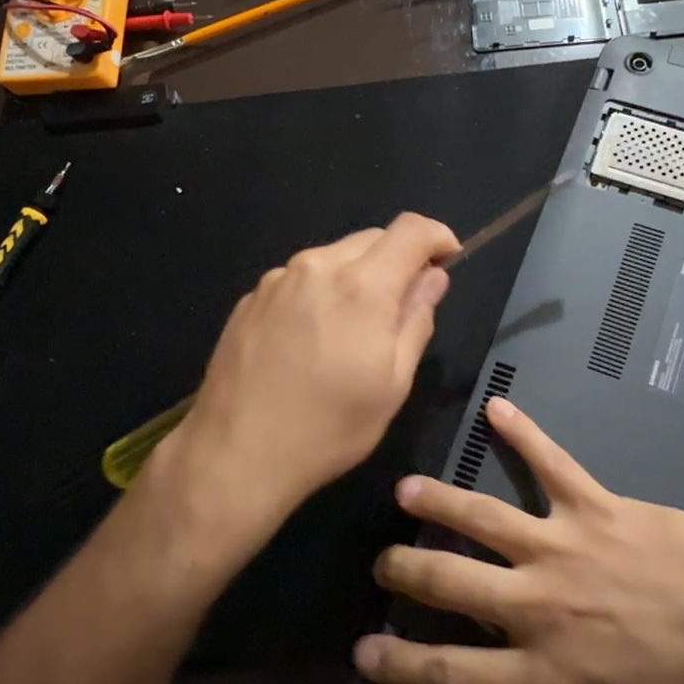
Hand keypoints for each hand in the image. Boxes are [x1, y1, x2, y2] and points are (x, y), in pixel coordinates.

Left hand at [157, 213, 459, 525]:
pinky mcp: (250, 298)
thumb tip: (433, 279)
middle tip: (402, 310)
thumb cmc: (328, 427)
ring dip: (357, 277)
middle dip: (398, 261)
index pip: (411, 229)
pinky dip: (321, 293)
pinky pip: (300, 279)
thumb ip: (416, 319)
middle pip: (372, 239)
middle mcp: (317, 267)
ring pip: (334, 257)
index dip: (438, 236)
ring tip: (352, 333)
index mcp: (361, 285)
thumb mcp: (392, 383)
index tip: (448, 260)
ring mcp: (277, 280)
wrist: (235, 454)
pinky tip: (311, 342)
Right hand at [356, 398, 683, 683]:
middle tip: (380, 564)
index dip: (398, 664)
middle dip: (405, 572)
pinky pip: (554, 464)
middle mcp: (538, 609)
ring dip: (440, 502)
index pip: (447, 675)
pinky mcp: (603, 508)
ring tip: (406, 490)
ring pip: (484, 518)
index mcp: (543, 681)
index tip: (363, 649)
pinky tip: (499, 407)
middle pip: (449, 584)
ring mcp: (568, 549)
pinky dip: (524, 433)